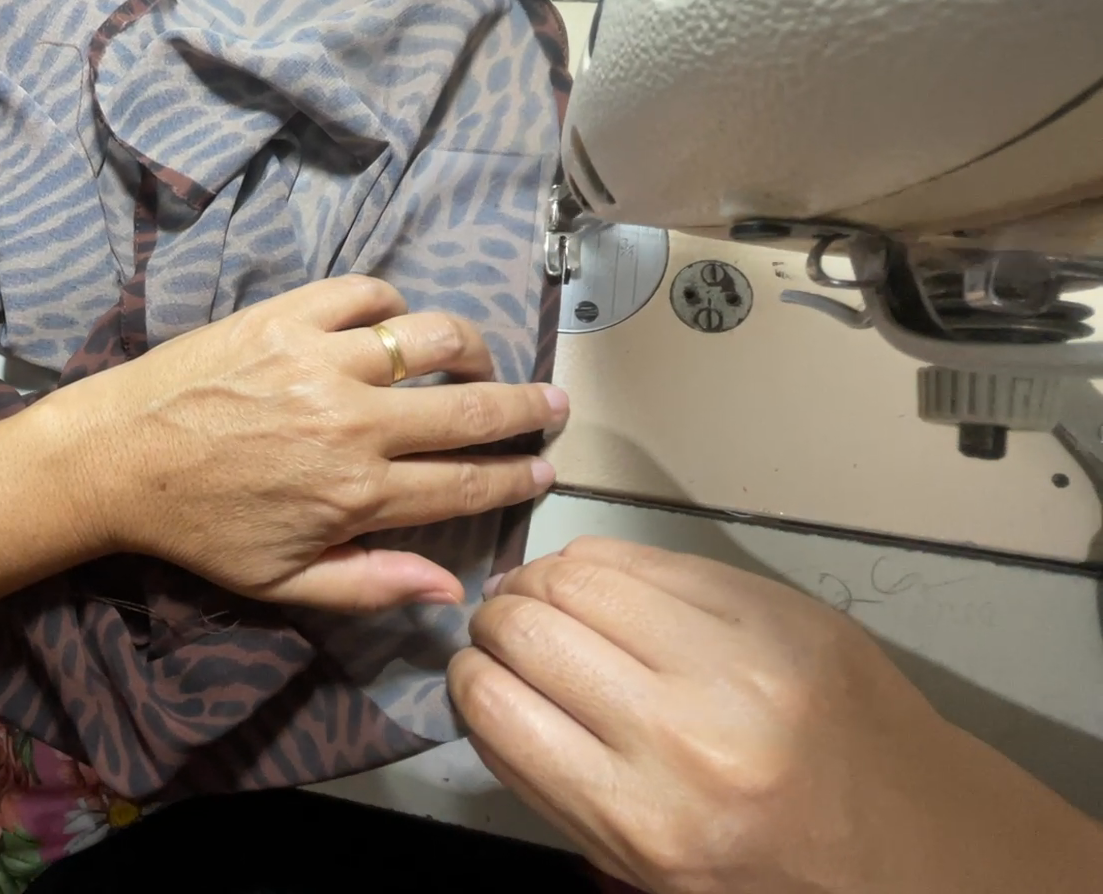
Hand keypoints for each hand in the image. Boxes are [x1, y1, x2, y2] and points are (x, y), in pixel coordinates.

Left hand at [41, 275, 566, 613]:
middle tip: (549, 404)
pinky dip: (390, 302)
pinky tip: (390, 322)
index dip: (515, 476)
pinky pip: (362, 292)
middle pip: (469, 408)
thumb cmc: (197, 526)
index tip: (544, 467)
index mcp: (355, 493)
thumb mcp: (279, 581)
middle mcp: (352, 422)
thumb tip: (453, 586)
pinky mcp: (282, 318)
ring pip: (431, 337)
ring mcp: (319, 360)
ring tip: (473, 360)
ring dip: (471, 348)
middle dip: (525, 408)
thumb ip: (370, 583)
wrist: (117, 457)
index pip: (464, 483)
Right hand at [449, 537, 1102, 893]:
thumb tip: (479, 684)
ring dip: (536, 584)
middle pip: (522, 625)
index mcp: (648, 820)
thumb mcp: (644, 866)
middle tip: (507, 634)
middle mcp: (691, 737)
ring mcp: (742, 661)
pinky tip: (602, 592)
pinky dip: (595, 567)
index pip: (490, 701)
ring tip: (546, 602)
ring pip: (569, 573)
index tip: (479, 675)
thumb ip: (546, 779)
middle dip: (493, 623)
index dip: (466, 677)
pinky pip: (635, 555)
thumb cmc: (777, 876)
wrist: (949, 863)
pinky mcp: (776, 610)